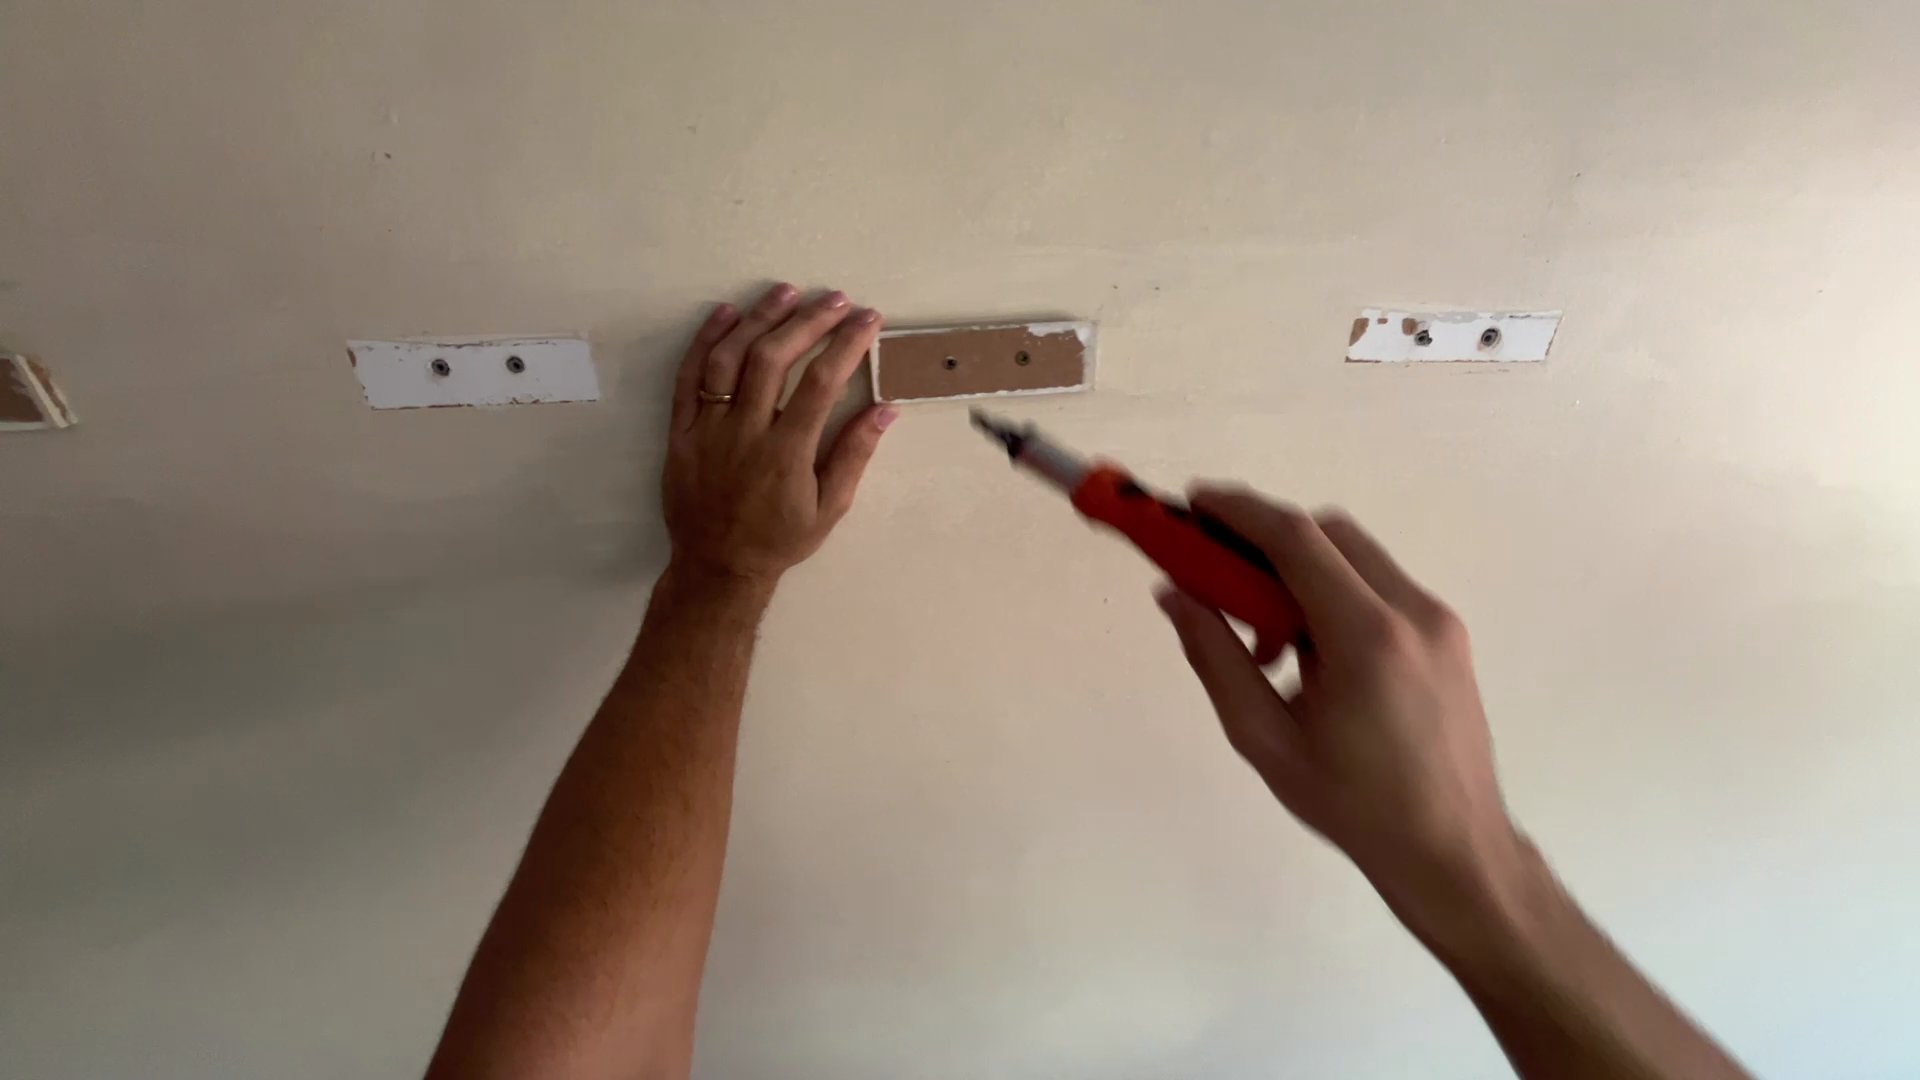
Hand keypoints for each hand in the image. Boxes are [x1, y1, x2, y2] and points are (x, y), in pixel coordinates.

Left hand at [662, 283, 895, 591]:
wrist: (717, 566)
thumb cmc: (780, 540)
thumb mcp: (829, 509)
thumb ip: (853, 456)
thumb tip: (885, 410)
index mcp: (787, 453)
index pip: (822, 383)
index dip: (847, 344)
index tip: (867, 320)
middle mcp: (746, 432)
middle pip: (775, 359)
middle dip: (808, 321)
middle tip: (834, 298)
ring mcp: (709, 429)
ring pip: (730, 359)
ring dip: (760, 319)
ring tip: (787, 292)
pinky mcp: (682, 430)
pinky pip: (689, 377)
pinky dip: (705, 340)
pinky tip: (726, 314)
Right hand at [1156, 488, 1524, 948]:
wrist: (1454, 853)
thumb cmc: (1350, 802)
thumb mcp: (1261, 736)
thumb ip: (1213, 656)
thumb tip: (1174, 594)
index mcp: (1367, 638)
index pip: (1296, 540)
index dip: (1238, 511)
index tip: (1193, 503)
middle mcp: (1412, 612)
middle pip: (1328, 533)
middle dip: (1264, 535)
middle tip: (1216, 564)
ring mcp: (1438, 621)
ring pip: (1353, 555)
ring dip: (1297, 567)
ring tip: (1263, 632)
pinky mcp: (1446, 635)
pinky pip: (1374, 585)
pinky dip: (1328, 592)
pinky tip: (1306, 650)